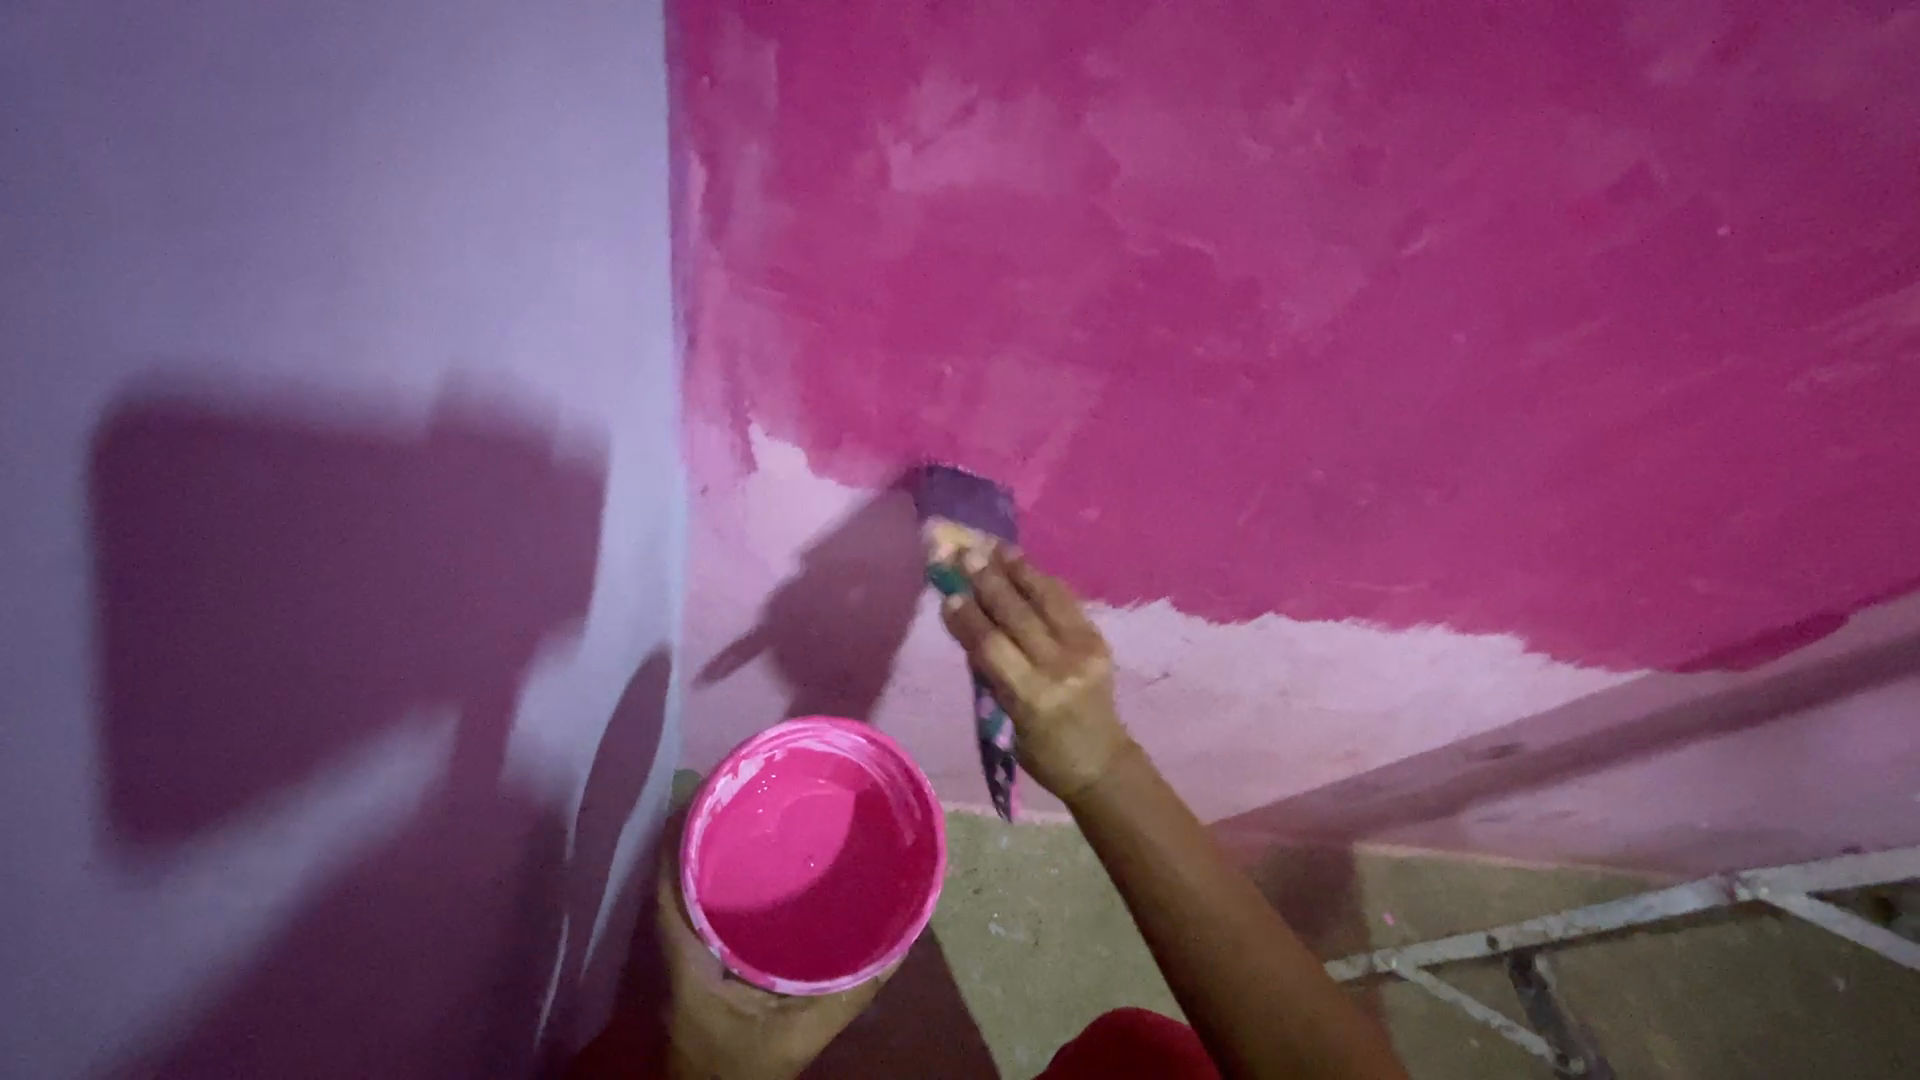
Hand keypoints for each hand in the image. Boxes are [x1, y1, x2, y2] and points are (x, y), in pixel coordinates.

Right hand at [939, 545, 1135, 802]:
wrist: (1102, 761)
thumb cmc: (1043, 752)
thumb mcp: (1006, 720)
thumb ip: (992, 673)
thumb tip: (969, 623)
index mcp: (1032, 697)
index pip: (992, 647)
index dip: (969, 618)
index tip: (948, 594)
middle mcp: (1060, 668)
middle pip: (1017, 616)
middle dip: (988, 582)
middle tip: (965, 555)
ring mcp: (1084, 649)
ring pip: (1045, 600)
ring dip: (1017, 570)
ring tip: (994, 547)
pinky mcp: (1098, 639)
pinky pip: (1066, 602)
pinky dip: (1042, 581)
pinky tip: (1023, 564)